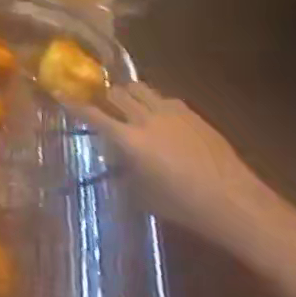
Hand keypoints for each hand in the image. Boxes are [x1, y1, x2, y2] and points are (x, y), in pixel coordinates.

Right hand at [77, 83, 281, 250]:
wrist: (238, 204)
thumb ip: (127, 169)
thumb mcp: (146, 195)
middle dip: (104, 95)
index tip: (57, 93)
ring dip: (129, 94)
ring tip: (128, 104)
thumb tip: (117, 157)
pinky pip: (164, 98)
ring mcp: (172, 113)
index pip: (93, 114)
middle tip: (98, 101)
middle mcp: (147, 119)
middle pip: (116, 93)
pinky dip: (155, 103)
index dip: (73, 104)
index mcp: (131, 140)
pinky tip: (160, 117)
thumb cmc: (187, 208)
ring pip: (140, 88)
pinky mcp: (192, 114)